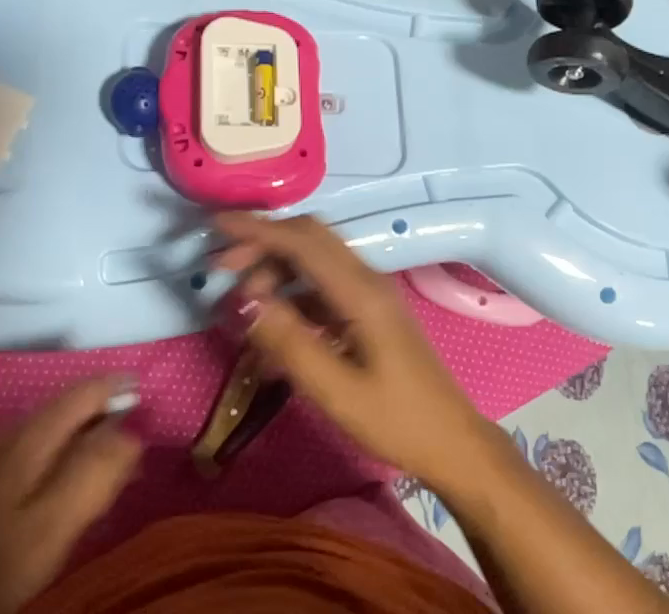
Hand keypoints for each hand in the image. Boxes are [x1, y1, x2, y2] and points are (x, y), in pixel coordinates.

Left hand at [0, 375, 142, 613]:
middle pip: (58, 409)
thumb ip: (89, 475)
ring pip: (40, 430)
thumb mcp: (46, 527)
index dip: (111, 387)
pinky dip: (54, 452)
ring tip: (106, 445)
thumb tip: (132, 426)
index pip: (76, 397)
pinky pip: (25, 453)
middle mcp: (2, 442)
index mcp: (23, 442)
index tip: (145, 388)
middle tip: (135, 417)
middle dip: (96, 406)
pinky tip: (57, 476)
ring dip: (76, 430)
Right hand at [215, 213, 499, 488]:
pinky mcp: (370, 310)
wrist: (453, 443)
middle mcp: (367, 279)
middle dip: (262, 242)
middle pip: (309, 237)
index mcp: (361, 292)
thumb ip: (288, 341)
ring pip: (315, 258)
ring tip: (244, 302)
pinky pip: (323, 283)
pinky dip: (292, 289)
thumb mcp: (335, 390)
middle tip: (222, 268)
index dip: (256, 229)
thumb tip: (240, 299)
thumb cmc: (396, 420)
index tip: (215, 225)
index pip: (302, 241)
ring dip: (275, 267)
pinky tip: (274, 321)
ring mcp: (371, 293)